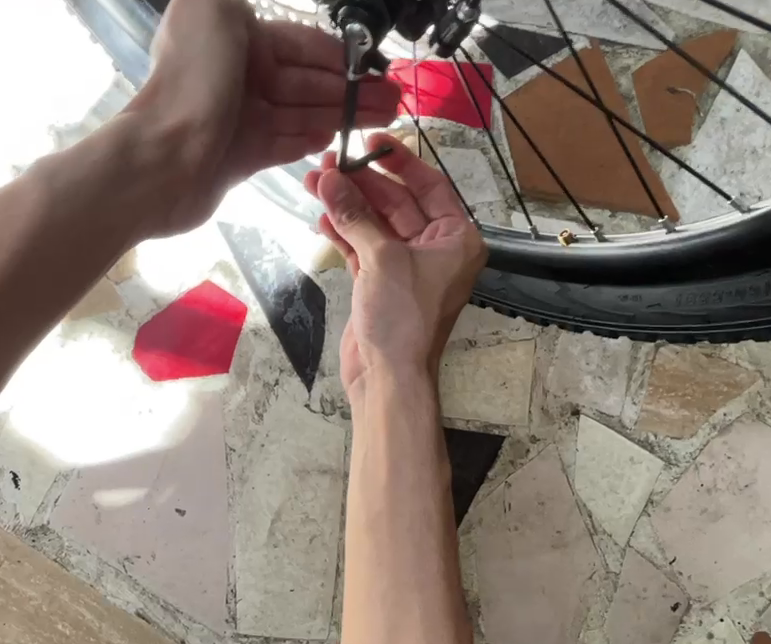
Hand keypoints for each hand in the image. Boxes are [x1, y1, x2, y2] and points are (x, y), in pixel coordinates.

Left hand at [126, 0, 396, 236]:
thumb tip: (248, 2)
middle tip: (394, 99)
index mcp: (239, 38)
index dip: (341, 55)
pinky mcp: (241, 160)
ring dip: (341, 115)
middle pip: (308, 81)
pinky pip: (285, 145)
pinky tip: (338, 139)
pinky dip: (312, 140)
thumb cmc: (190, 80)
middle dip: (351, 88)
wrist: (162, 158)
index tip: (376, 66)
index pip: (302, 44)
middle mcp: (242, 78)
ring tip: (384, 119)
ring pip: (302, 114)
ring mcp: (242, 121)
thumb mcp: (212, 5)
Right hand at [304, 133, 485, 395]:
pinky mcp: (379, 286)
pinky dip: (343, 235)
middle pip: (396, 204)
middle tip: (327, 163)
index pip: (428, 185)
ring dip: (345, 207)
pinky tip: (321, 217)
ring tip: (314, 182)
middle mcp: (434, 249)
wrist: (389, 376)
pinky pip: (362, 250)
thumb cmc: (402, 317)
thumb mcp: (381, 258)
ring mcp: (405, 268)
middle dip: (361, 185)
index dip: (398, 161)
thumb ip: (355, 216)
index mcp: (456, 237)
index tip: (370, 141)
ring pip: (374, 226)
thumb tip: (328, 177)